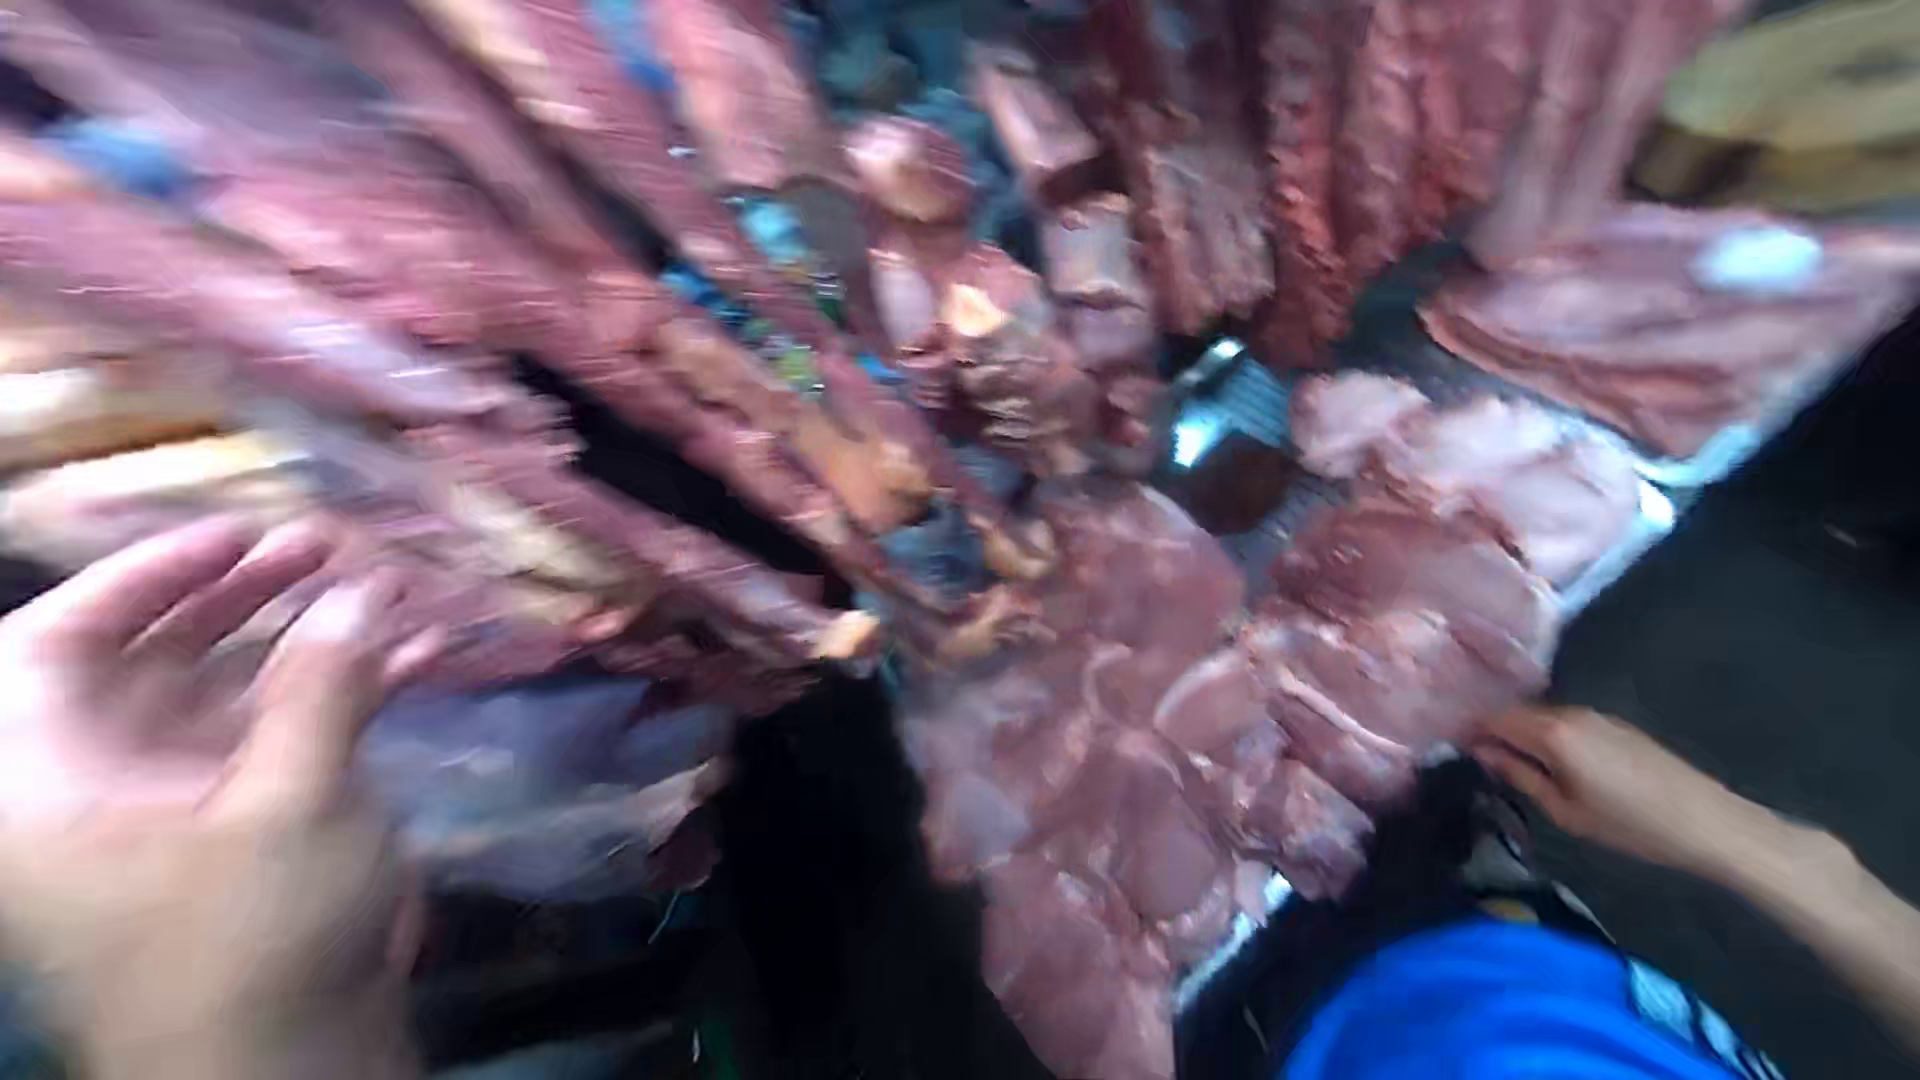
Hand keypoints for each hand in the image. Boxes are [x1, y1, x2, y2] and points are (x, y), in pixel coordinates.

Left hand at [0, 518, 430, 1079]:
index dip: (140, 579)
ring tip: (387, 586)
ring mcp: (205, 782)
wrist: (293, 1033)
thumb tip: (363, 591)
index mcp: (57, 778)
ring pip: (247, 681)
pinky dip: (365, 682)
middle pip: (161, 653)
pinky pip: (311, 717)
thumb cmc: (255, 927)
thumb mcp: (290, 801)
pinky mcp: (274, 794)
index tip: (240, 536)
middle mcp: (118, 769)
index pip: (54, 647)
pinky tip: (428, 653)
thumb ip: (323, 689)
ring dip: (317, 633)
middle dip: (243, 594)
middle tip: (324, 547)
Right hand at [1469, 706, 1799, 880]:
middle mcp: (1568, 713)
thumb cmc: (1633, 825)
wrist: (1720, 827)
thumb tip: (1480, 750)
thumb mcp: (1564, 810)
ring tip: (1524, 762)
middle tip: (1489, 759)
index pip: (1489, 718)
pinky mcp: (1618, 724)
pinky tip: (1561, 760)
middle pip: (1513, 713)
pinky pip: (1566, 721)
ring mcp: (1596, 715)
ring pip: (1539, 716)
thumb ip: (1516, 774)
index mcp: (1549, 732)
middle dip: (1495, 730)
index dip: (1470, 731)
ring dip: (1524, 732)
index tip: (1461, 750)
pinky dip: (1551, 734)